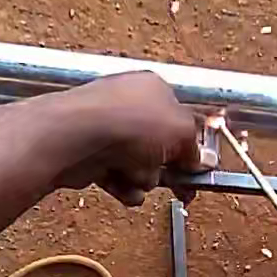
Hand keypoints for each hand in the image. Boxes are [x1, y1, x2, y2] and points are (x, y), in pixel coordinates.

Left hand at [44, 71, 212, 204]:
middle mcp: (131, 104)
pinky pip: (119, 177)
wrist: (74, 138)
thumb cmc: (131, 124)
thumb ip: (196, 149)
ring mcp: (109, 129)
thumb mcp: (182, 132)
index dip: (192, 148)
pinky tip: (120, 185)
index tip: (199, 170)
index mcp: (155, 89)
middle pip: (162, 148)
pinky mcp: (91, 153)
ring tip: (135, 176)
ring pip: (142, 167)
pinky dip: (123, 186)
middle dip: (168, 169)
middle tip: (179, 187)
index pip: (182, 121)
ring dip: (145, 179)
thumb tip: (202, 162)